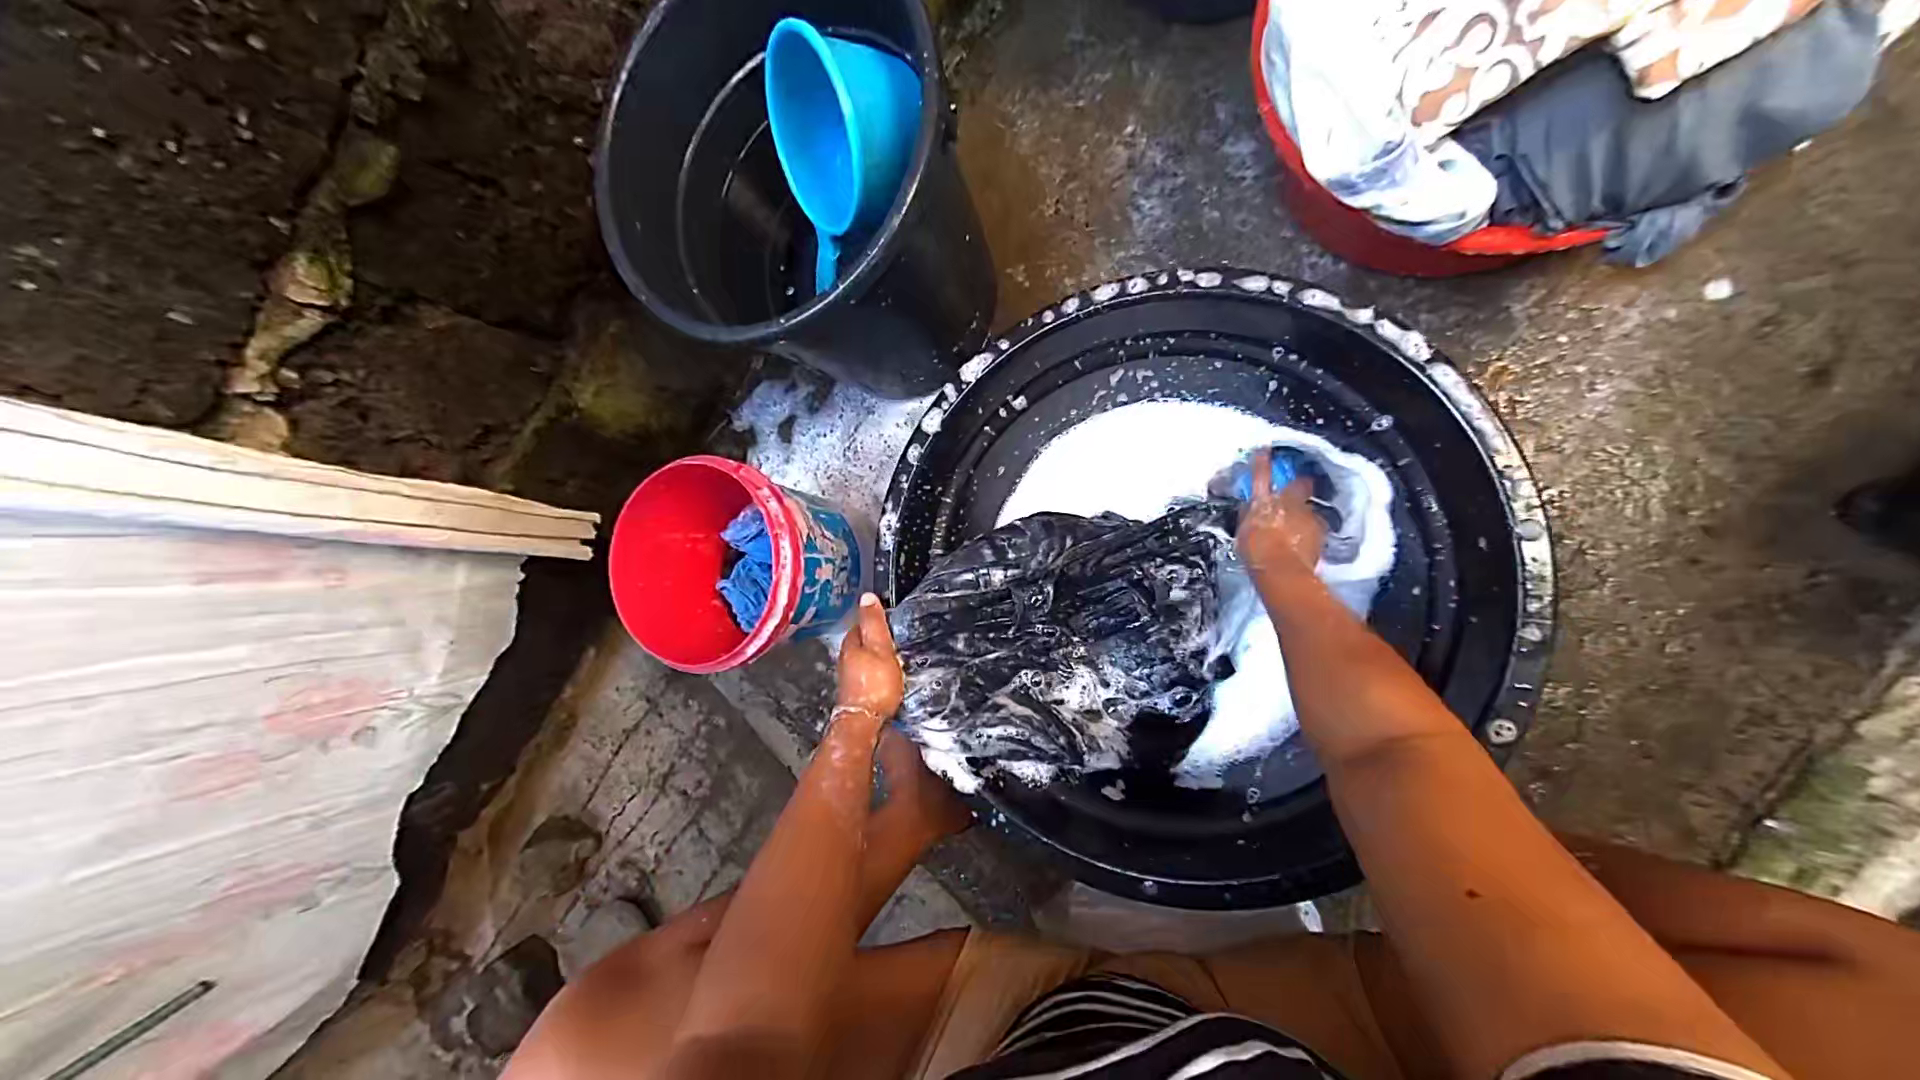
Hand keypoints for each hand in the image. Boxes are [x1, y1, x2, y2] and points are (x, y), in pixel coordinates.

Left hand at [835, 593, 904, 722]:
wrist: (864, 722)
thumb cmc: (875, 685)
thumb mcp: (880, 647)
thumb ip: (874, 623)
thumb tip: (867, 597)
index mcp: (851, 643)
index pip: (861, 622)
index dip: (876, 619)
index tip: (891, 618)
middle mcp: (846, 658)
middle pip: (862, 641)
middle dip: (876, 639)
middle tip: (896, 638)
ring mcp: (849, 676)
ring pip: (864, 658)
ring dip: (877, 656)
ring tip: (895, 657)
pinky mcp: (856, 691)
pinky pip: (868, 673)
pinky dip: (877, 672)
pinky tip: (887, 677)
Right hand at [1237, 446, 1325, 573]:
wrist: (1282, 570)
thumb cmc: (1257, 553)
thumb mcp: (1243, 532)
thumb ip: (1248, 516)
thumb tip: (1249, 508)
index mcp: (1264, 501)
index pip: (1261, 475)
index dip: (1262, 462)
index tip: (1264, 450)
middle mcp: (1289, 503)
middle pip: (1300, 483)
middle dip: (1298, 484)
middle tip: (1295, 488)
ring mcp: (1308, 516)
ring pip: (1309, 506)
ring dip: (1303, 512)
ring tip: (1297, 525)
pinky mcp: (1321, 531)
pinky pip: (1316, 525)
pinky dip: (1310, 530)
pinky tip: (1303, 540)